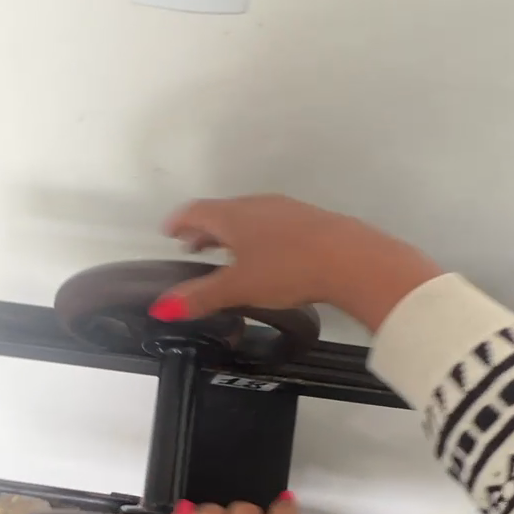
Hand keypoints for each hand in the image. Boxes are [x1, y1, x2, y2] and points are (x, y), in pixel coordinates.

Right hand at [153, 195, 445, 330]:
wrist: (351, 259)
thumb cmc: (288, 269)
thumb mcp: (238, 287)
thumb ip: (201, 297)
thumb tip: (162, 307)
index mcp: (233, 216)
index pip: (196, 212)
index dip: (179, 222)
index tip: (168, 231)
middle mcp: (257, 205)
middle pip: (221, 213)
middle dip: (204, 229)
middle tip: (192, 246)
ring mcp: (286, 211)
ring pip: (248, 217)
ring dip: (231, 233)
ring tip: (226, 253)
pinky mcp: (310, 221)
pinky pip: (272, 224)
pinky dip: (256, 236)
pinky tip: (266, 256)